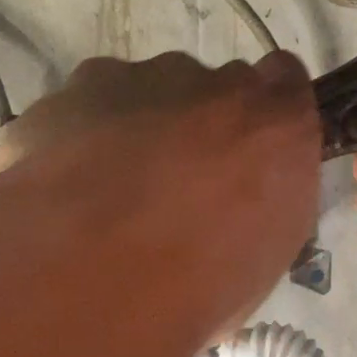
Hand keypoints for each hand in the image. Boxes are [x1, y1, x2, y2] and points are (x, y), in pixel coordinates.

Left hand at [0, 49, 319, 335]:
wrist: (102, 273)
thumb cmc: (207, 277)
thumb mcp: (269, 251)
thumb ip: (269, 196)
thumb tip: (252, 196)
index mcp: (276, 119)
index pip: (284, 82)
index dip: (263, 113)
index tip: (251, 150)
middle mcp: (214, 81)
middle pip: (213, 88)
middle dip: (201, 126)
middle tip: (182, 186)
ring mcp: (139, 79)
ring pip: (147, 91)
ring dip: (142, 127)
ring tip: (119, 193)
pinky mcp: (72, 94)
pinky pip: (86, 107)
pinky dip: (83, 137)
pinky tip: (73, 190)